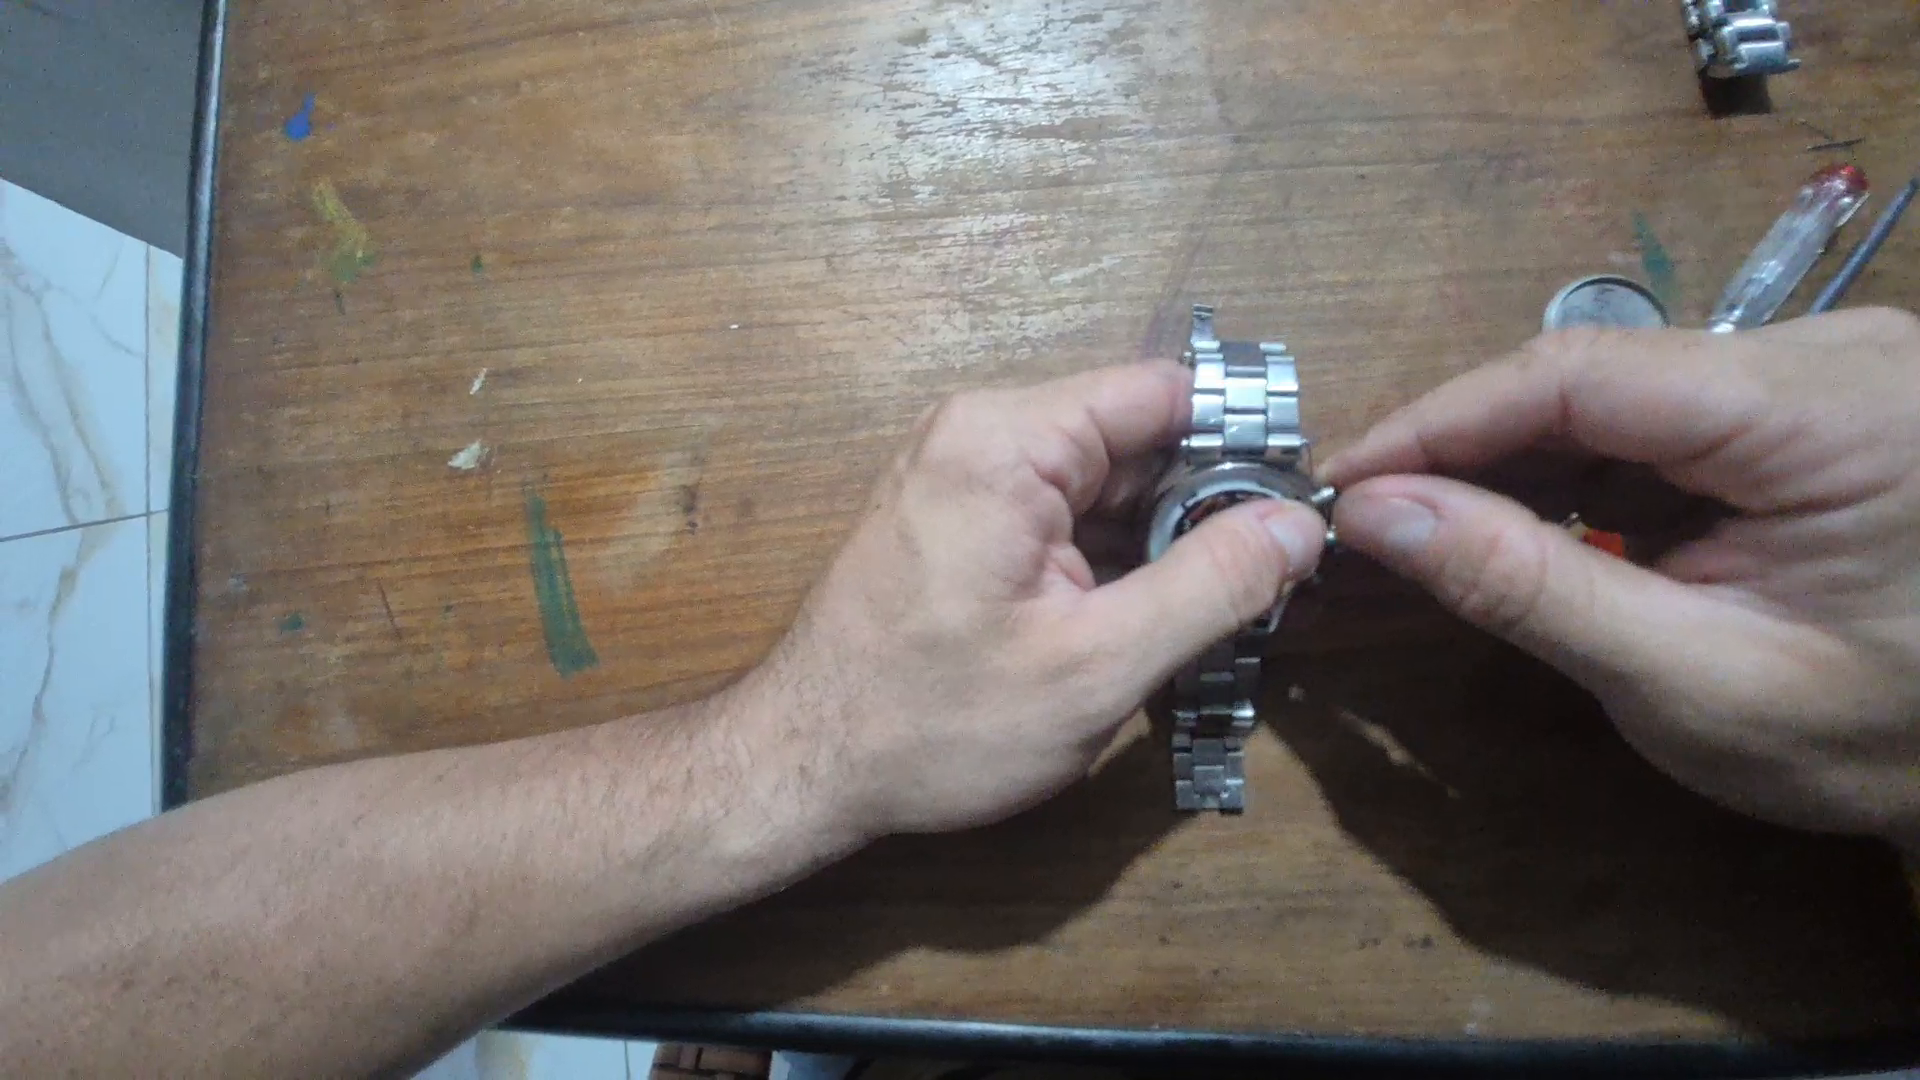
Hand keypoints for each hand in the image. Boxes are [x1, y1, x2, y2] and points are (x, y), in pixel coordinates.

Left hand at [738, 361, 1326, 836]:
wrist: (808, 760)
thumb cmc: (936, 724)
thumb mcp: (1095, 665)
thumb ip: (1210, 586)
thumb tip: (1299, 523)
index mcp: (1008, 440)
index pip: (1162, 394)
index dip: (1241, 443)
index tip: (1296, 509)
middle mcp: (981, 434)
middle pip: (1133, 438)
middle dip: (1200, 505)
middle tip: (1264, 584)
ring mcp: (965, 474)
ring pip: (1102, 483)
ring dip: (1156, 542)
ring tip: (1209, 610)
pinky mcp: (961, 518)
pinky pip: (1060, 515)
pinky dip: (1108, 558)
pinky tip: (1140, 613)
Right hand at [1321, 308, 1919, 849]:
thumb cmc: (1885, 741)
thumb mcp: (1690, 681)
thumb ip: (1524, 589)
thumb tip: (1370, 514)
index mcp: (1837, 413)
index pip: (1579, 376)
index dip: (1435, 422)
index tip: (1339, 482)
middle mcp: (1815, 361)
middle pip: (1568, 381)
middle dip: (1446, 452)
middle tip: (1357, 520)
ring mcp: (1784, 384)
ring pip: (1572, 406)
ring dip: (1476, 471)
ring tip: (1400, 533)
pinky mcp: (1753, 419)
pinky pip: (1602, 434)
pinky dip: (1526, 486)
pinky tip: (1480, 531)